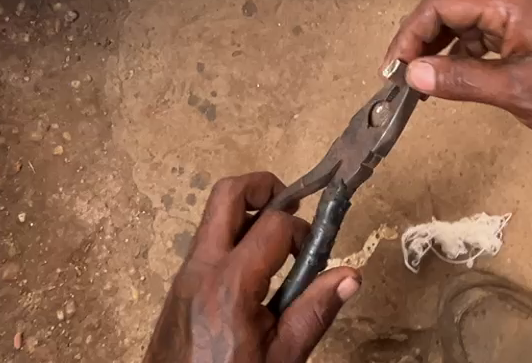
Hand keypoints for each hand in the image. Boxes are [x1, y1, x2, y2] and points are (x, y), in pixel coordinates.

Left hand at [142, 172, 358, 362]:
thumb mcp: (281, 358)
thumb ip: (314, 312)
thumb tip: (351, 276)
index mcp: (231, 284)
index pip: (273, 225)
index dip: (301, 231)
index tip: (314, 253)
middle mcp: (203, 265)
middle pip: (228, 193)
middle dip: (264, 186)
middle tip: (291, 206)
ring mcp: (186, 270)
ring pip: (214, 212)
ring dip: (248, 210)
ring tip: (277, 238)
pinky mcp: (180, 280)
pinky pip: (208, 237)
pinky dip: (234, 233)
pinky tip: (256, 265)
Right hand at [383, 0, 531, 142]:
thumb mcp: (519, 92)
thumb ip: (462, 80)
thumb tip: (412, 75)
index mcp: (504, 0)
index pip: (438, 5)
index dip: (409, 36)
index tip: (393, 70)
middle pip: (447, 11)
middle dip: (420, 43)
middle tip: (401, 80)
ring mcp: (519, 12)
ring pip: (463, 24)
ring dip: (440, 51)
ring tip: (422, 85)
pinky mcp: (528, 29)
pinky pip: (482, 35)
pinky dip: (463, 56)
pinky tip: (455, 80)